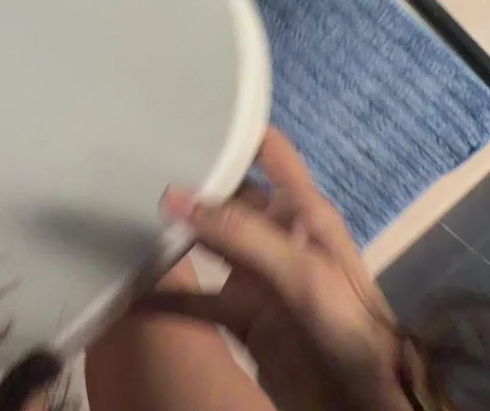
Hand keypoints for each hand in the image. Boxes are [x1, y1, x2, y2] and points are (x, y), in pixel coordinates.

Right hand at [147, 127, 416, 410]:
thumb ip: (238, 232)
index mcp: (301, 209)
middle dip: (187, 180)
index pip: (268, 150)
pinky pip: (193, 298)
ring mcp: (256, 275)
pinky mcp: (241, 315)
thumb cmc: (349, 325)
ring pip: (204, 242)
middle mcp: (274, 234)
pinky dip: (163, 296)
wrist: (367, 408)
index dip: (235, 126)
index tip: (185, 108)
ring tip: (122, 214)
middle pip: (225, 195)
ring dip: (171, 235)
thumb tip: (171, 193)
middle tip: (132, 161)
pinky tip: (130, 288)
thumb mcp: (301, 271)